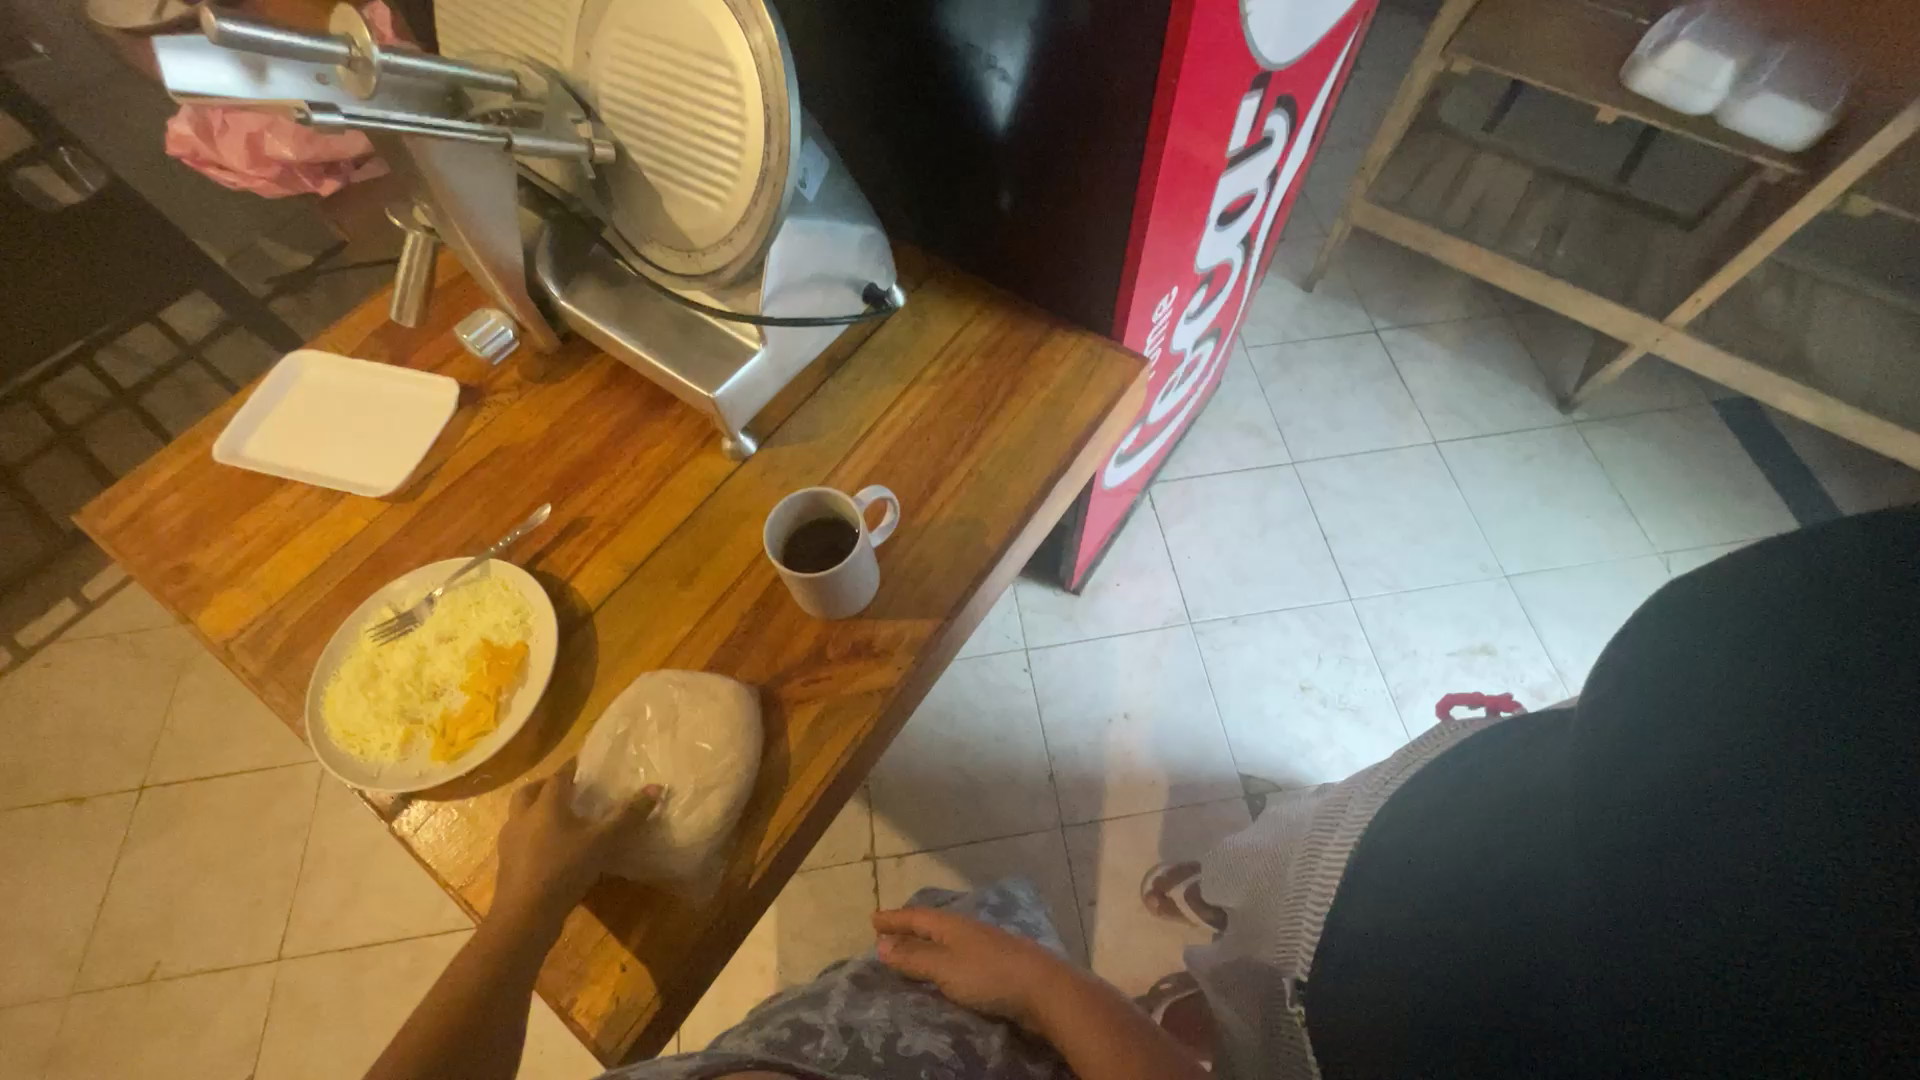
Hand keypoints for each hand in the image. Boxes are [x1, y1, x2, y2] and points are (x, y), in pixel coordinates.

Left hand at [491, 764, 658, 929]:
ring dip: (535, 811)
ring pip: (519, 816)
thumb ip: (628, 815)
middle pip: (528, 792)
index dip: (571, 767)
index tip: (583, 761)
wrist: (524, 916)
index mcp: (546, 806)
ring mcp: (510, 843)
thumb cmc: (564, 869)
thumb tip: (655, 788)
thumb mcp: (603, 841)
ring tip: (559, 817)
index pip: (558, 777)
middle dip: (545, 786)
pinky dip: (532, 835)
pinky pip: (519, 839)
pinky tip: (551, 848)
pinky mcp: (507, 865)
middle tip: (566, 788)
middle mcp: (522, 818)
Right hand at [873, 906, 1078, 1033]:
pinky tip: (947, 967)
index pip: (916, 917)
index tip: (872, 919)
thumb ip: (914, 958)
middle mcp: (967, 928)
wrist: (1042, 987)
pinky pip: (959, 954)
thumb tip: (882, 944)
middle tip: (889, 932)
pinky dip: (943, 956)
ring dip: (926, 943)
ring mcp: (984, 944)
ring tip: (912, 949)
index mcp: (952, 925)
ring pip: (947, 938)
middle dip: (909, 928)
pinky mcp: (996, 963)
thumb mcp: (944, 968)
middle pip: (932, 924)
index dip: (894, 919)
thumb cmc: (988, 975)